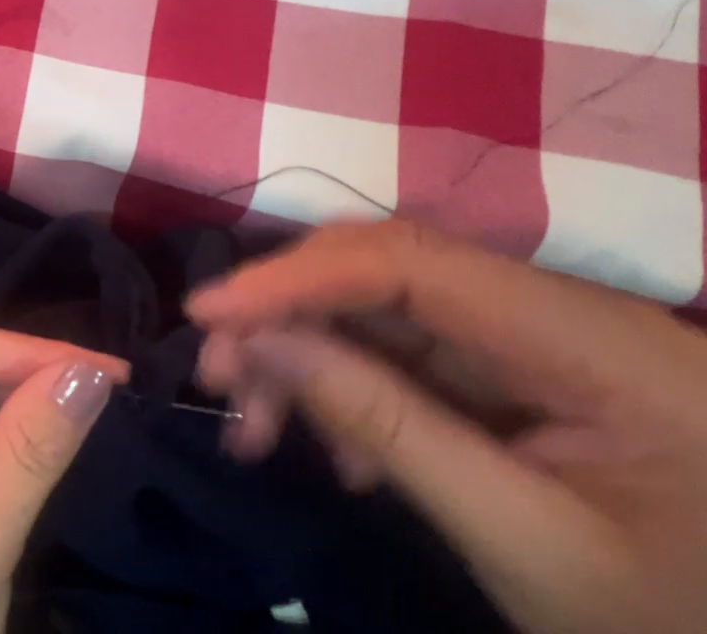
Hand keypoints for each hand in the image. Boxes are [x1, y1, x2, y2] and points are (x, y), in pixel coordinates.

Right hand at [187, 220, 706, 633]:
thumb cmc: (669, 622)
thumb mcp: (523, 540)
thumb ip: (386, 426)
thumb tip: (259, 340)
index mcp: (606, 348)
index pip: (418, 266)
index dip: (296, 276)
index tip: (204, 312)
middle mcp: (570, 316)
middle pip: (386, 272)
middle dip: (285, 316)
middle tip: (214, 378)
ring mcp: (543, 341)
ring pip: (379, 311)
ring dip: (301, 357)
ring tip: (253, 429)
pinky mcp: (520, 371)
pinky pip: (403, 352)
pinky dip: (342, 387)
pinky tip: (328, 447)